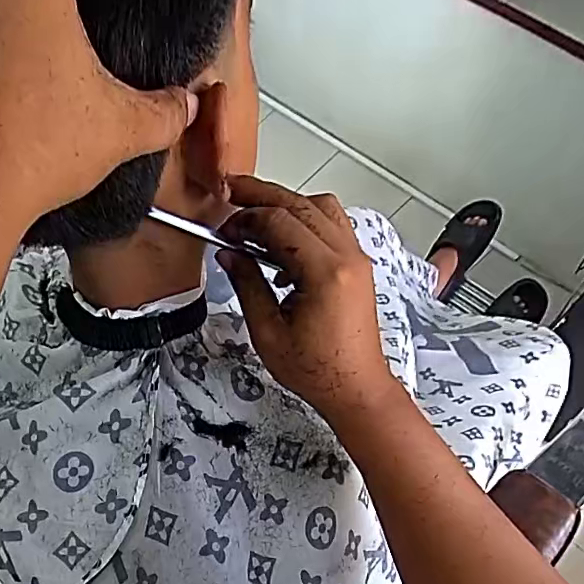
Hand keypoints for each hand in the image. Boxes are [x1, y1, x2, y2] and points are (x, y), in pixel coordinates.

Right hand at [217, 176, 404, 417]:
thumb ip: (247, 286)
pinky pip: (332, 227)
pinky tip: (282, 248)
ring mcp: (357, 260)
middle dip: (263, 197)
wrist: (356, 388)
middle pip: (302, 204)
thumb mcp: (268, 332)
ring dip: (287, 206)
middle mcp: (347, 258)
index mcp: (325, 273)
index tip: (225, 229)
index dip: (246, 219)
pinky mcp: (358, 267)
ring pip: (322, 208)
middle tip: (233, 194)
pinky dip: (305, 224)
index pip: (280, 222)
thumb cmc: (319, 371)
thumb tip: (230, 255)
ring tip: (256, 217)